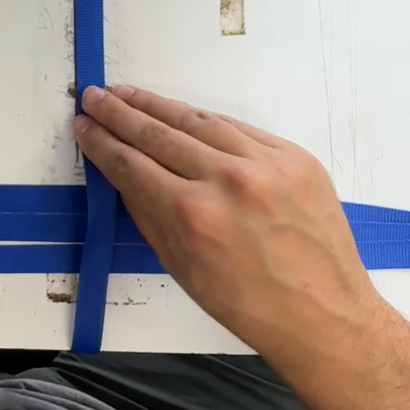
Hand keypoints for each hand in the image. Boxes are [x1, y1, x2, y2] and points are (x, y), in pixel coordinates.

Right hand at [74, 85, 391, 361]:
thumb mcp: (179, 266)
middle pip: (158, 134)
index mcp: (191, 215)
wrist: (325, 315)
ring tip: (128, 93)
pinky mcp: (295, 157)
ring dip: (157, 105)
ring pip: (197, 121)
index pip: (131, 164)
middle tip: (95, 96)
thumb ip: (147, 213)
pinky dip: (203, 119)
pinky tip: (180, 113)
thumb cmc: (245, 303)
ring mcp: (265, 164)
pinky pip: (237, 128)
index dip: (101, 142)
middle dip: (120, 113)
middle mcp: (226, 181)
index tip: (84, 125)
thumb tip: (122, 173)